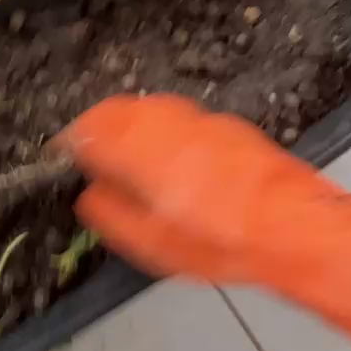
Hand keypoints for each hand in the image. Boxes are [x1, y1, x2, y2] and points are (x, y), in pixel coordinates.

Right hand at [53, 93, 344, 284]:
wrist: (291, 223)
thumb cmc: (220, 242)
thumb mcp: (154, 245)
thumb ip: (112, 214)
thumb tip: (88, 195)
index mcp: (140, 153)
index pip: (89, 131)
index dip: (68, 141)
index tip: (59, 152)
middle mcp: (163, 125)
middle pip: (113, 109)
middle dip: (92, 124)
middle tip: (83, 144)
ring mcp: (193, 118)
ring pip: (142, 105)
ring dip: (121, 119)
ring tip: (116, 143)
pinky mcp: (218, 120)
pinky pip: (171, 112)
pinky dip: (152, 122)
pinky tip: (160, 146)